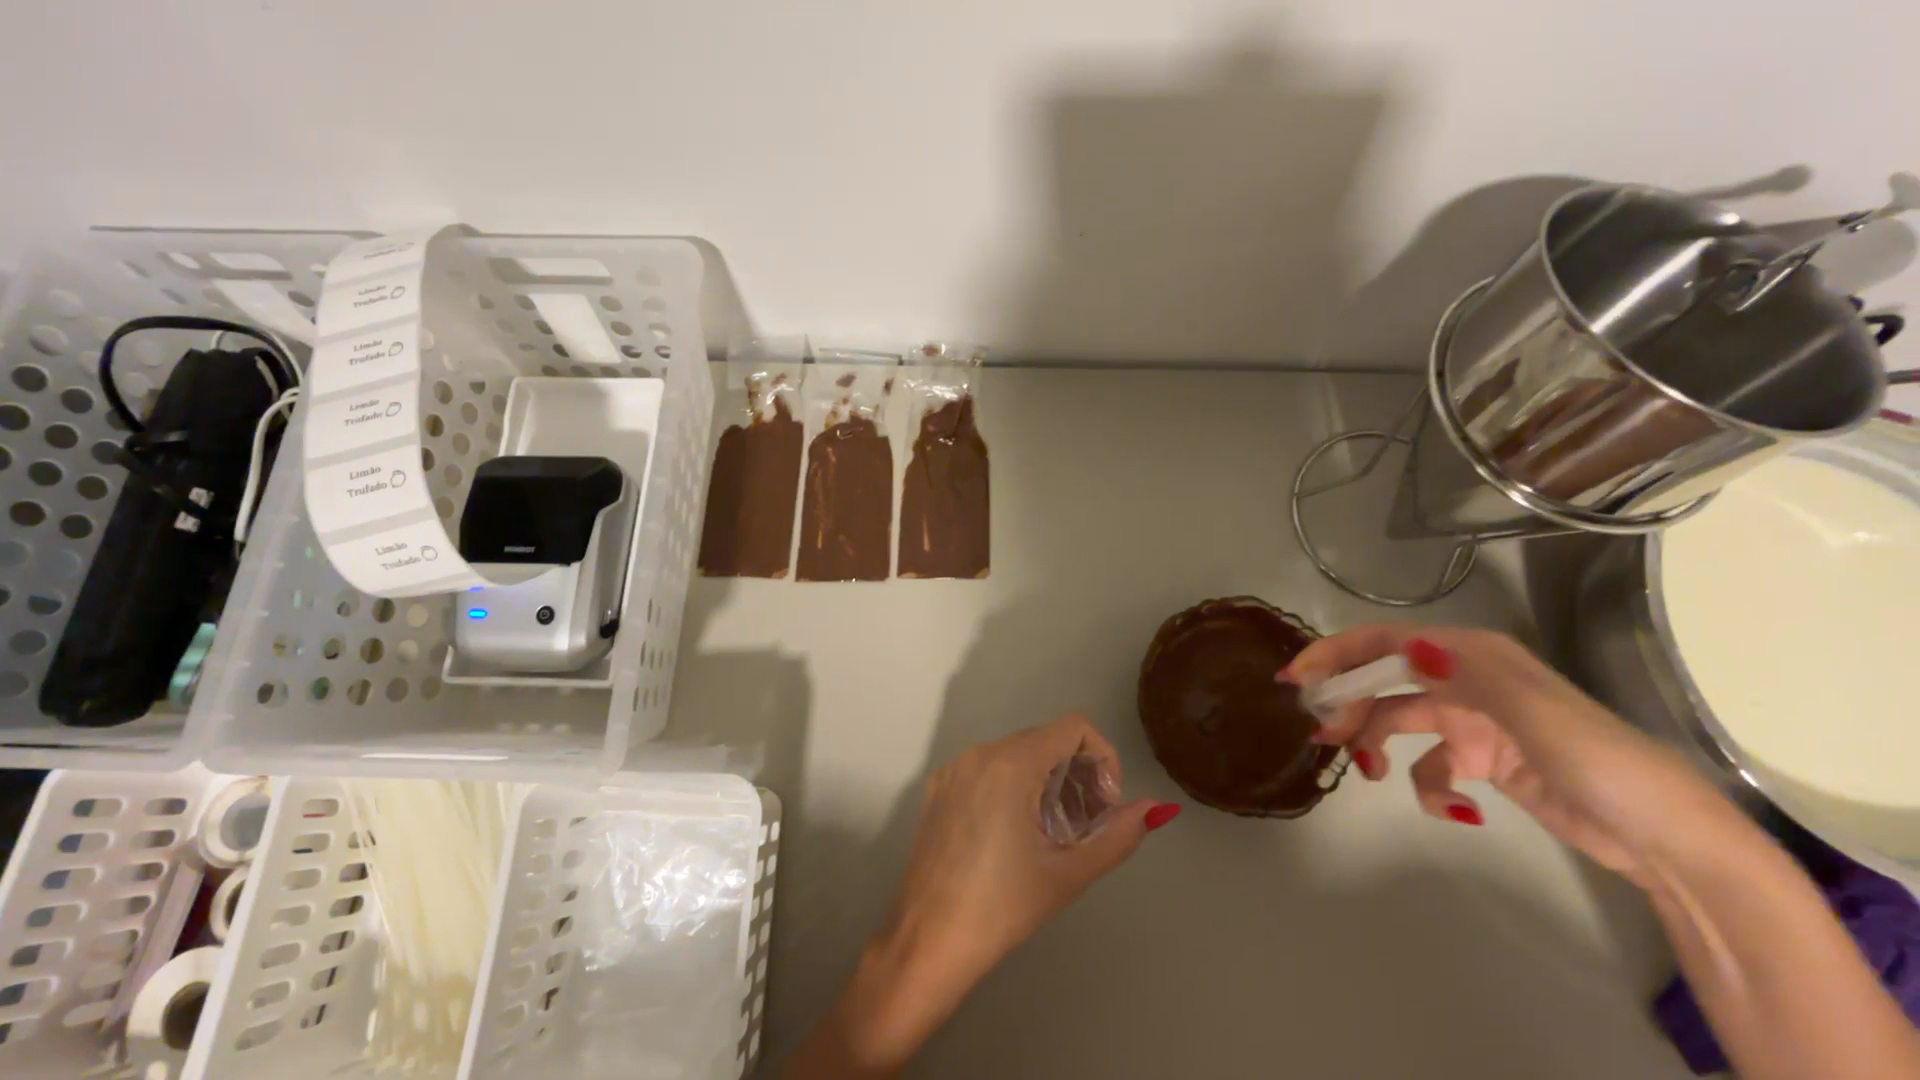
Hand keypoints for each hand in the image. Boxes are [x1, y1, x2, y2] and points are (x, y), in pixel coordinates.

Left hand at [788, 714, 1177, 1076]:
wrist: (928, 941)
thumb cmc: (1002, 906)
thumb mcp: (1068, 872)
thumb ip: (1118, 835)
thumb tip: (1156, 809)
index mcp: (1010, 764)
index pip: (1073, 728)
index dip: (1103, 758)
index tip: (1108, 804)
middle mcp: (979, 754)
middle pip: (1046, 740)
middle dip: (1079, 775)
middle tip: (1090, 826)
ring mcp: (954, 771)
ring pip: (1017, 755)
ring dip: (1050, 783)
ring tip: (1058, 836)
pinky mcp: (938, 792)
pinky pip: (989, 771)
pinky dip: (1017, 788)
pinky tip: (1021, 837)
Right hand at [1285, 625, 1736, 888]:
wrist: (1661, 836)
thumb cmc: (1596, 762)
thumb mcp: (1531, 710)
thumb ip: (1465, 673)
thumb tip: (1400, 644)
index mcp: (1477, 657)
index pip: (1390, 643)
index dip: (1339, 654)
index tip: (1296, 679)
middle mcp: (1470, 681)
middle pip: (1387, 681)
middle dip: (1350, 703)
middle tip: (1322, 736)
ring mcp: (1477, 722)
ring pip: (1401, 721)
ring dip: (1376, 742)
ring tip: (1365, 771)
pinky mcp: (1485, 761)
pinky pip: (1431, 763)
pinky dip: (1426, 782)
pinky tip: (1448, 806)